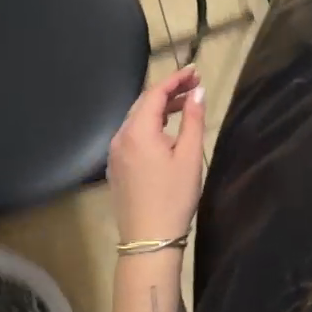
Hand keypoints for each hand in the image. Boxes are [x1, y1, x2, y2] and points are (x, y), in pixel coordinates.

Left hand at [107, 67, 206, 242]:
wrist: (149, 240)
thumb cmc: (174, 195)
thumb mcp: (190, 155)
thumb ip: (193, 118)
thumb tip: (198, 91)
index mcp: (137, 131)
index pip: (155, 93)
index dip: (176, 78)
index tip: (196, 71)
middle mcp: (120, 137)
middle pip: (143, 103)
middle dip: (168, 90)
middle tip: (195, 85)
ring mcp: (114, 153)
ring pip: (136, 119)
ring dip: (160, 107)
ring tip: (185, 104)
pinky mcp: (116, 167)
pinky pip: (132, 134)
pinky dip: (150, 124)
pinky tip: (166, 130)